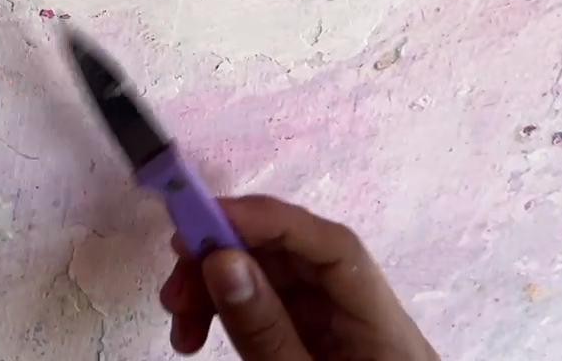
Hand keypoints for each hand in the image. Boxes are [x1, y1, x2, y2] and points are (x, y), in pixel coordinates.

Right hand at [159, 196, 436, 359]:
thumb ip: (266, 331)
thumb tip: (221, 258)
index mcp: (386, 332)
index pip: (331, 247)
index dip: (267, 220)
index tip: (203, 218)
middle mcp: (363, 318)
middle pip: (289, 256)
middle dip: (223, 255)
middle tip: (175, 277)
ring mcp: (336, 330)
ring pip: (266, 275)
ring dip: (213, 283)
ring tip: (179, 320)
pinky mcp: (311, 341)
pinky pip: (261, 302)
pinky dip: (222, 307)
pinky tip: (194, 332)